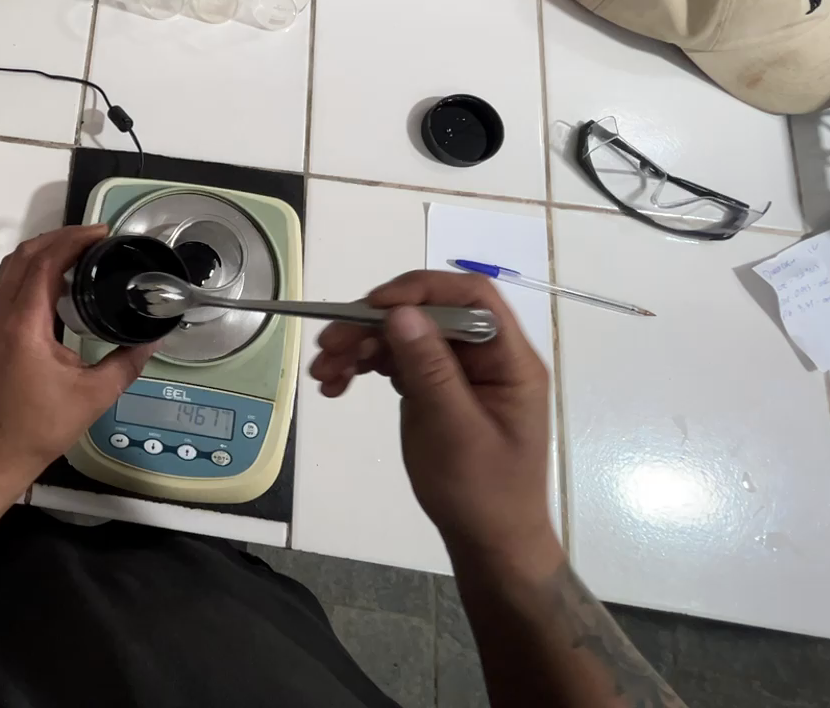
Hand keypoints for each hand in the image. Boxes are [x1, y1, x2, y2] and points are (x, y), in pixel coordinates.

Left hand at [0, 224, 158, 484]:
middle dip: (59, 237)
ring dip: (43, 250)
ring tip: (78, 250)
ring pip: (12, 266)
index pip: (45, 263)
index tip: (101, 233)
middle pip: (25, 255)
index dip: (72, 240)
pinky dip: (32, 269)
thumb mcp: (95, 394)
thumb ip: (127, 362)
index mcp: (25, 323)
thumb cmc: (42, 424)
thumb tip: (152, 339)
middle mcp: (2, 314)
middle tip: (94, 237)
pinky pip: (8, 283)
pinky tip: (58, 280)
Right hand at [308, 271, 558, 573]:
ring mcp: (454, 369)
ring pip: (399, 333)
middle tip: (329, 344)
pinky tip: (335, 383)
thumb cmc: (483, 491)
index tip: (375, 307)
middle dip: (372, 324)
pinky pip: (390, 358)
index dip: (422, 290)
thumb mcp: (455, 429)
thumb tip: (400, 313)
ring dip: (357, 346)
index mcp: (508, 360)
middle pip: (423, 313)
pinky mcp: (429, 383)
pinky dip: (359, 365)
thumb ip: (429, 369)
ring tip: (322, 372)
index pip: (470, 298)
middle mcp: (482, 355)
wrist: (486, 540)